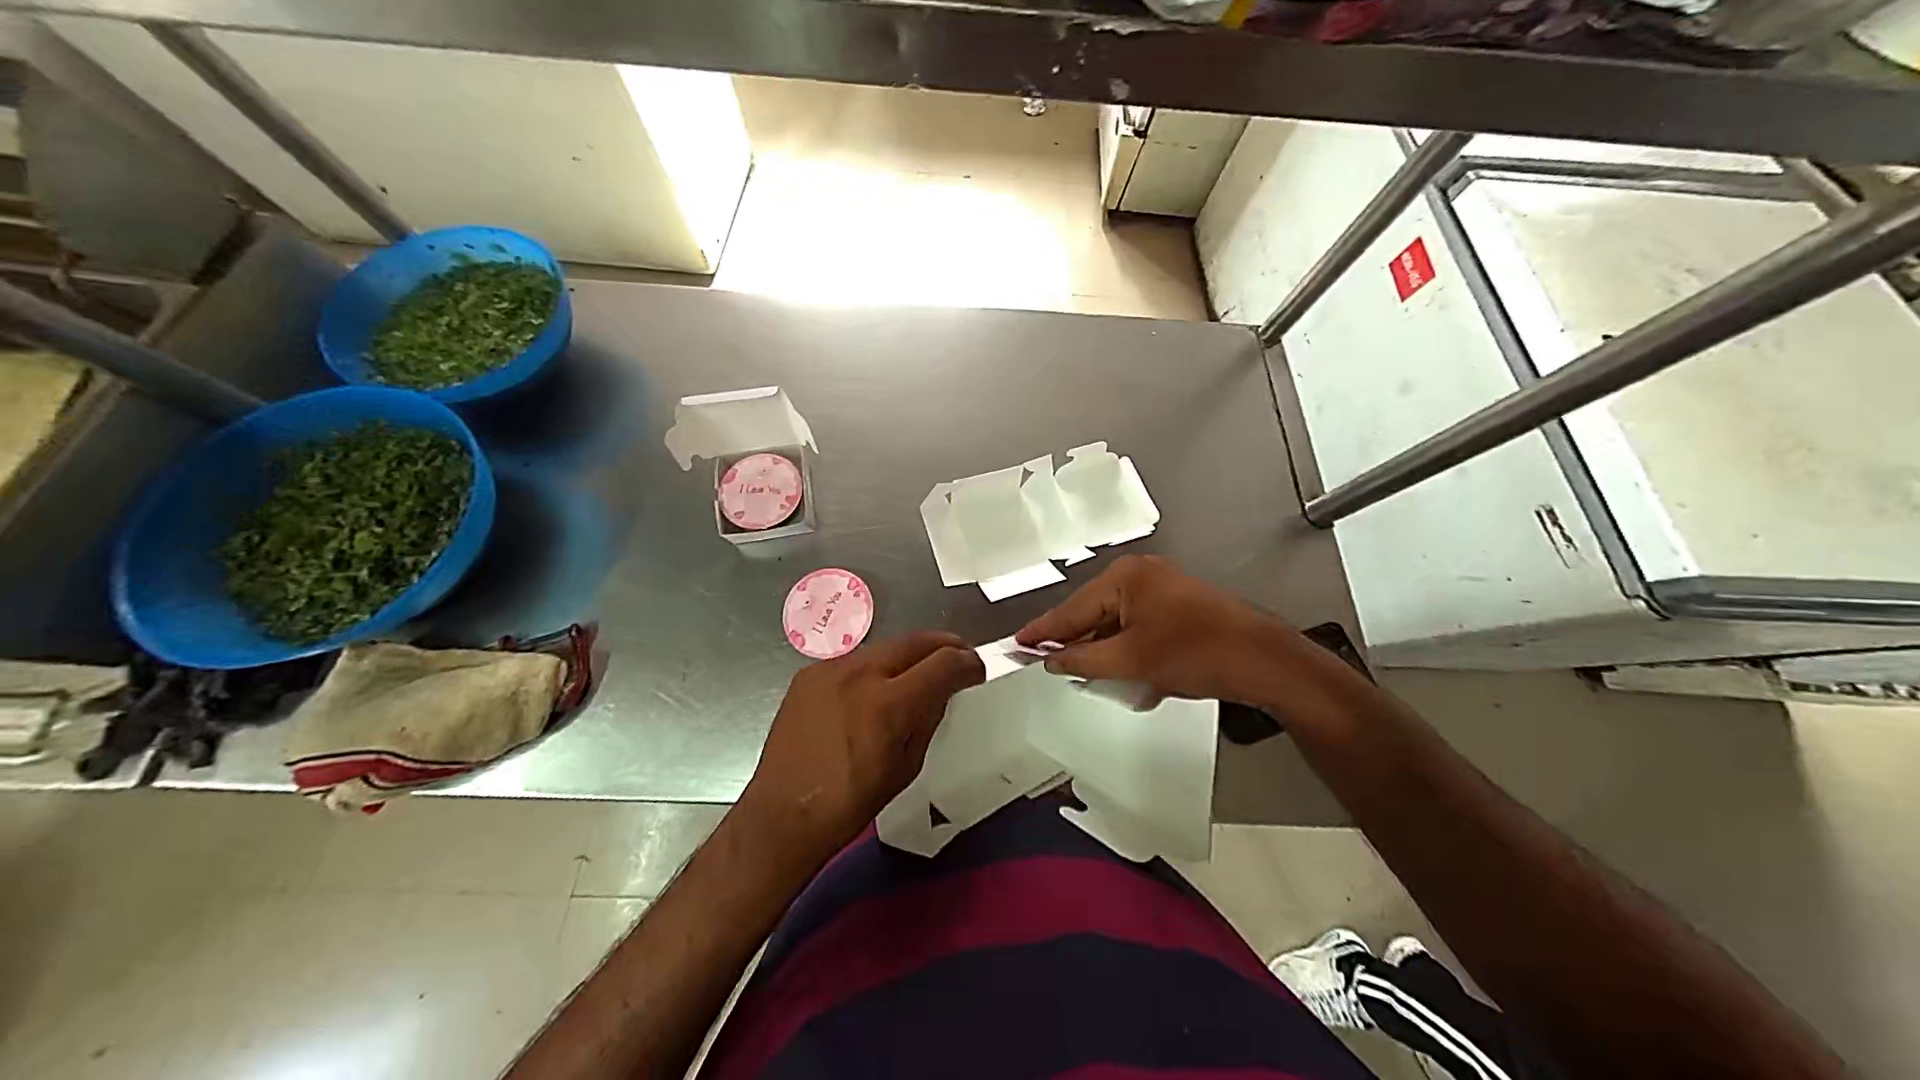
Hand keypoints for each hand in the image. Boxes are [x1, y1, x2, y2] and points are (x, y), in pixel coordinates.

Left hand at [739, 631, 985, 855]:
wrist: (783, 812)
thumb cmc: (851, 802)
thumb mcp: (906, 767)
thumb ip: (928, 720)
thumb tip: (941, 692)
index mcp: (889, 704)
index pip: (944, 663)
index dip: (968, 664)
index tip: (976, 671)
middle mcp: (860, 674)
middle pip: (917, 640)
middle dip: (945, 646)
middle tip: (959, 657)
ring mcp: (831, 669)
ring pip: (886, 645)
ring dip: (910, 653)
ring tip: (920, 670)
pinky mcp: (809, 672)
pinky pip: (855, 659)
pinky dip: (875, 666)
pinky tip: (876, 686)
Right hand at [1016, 555, 1367, 720]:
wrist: (1265, 662)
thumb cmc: (1204, 651)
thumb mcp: (1130, 662)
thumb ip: (1082, 660)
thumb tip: (1055, 660)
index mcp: (1126, 577)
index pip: (1070, 609)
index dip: (1043, 632)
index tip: (1020, 644)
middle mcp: (1143, 576)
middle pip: (1093, 615)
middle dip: (1082, 647)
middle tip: (1059, 670)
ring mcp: (1163, 590)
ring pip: (1118, 626)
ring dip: (1111, 655)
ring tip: (1110, 681)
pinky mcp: (1179, 608)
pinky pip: (1140, 629)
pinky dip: (1133, 654)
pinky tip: (1138, 679)